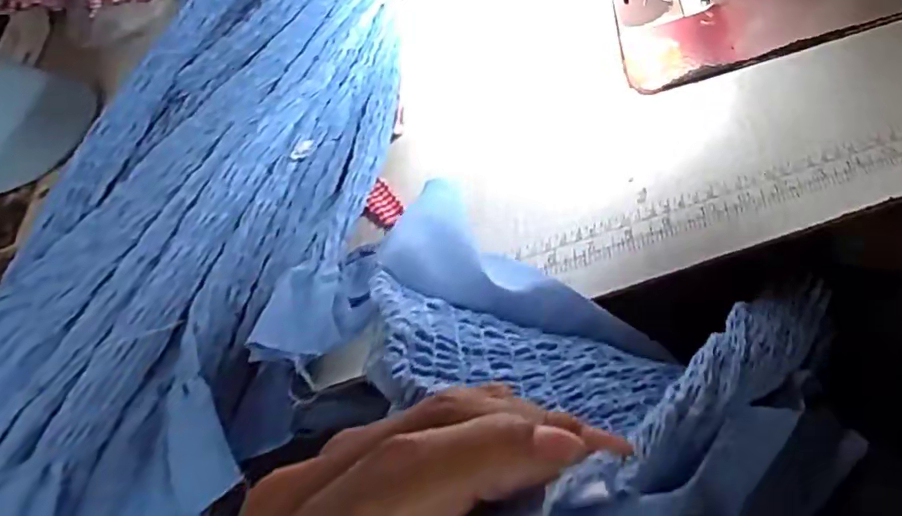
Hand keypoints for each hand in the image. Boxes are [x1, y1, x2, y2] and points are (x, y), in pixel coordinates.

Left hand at [241, 384, 633, 515]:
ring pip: (429, 412)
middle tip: (599, 444)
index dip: (501, 448)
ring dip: (509, 418)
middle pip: (433, 421)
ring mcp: (308, 474)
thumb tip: (556, 474)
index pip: (413, 465)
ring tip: (568, 437)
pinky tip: (511, 434)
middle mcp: (302, 490)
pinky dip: (473, 425)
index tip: (582, 451)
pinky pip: (413, 424)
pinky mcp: (324, 473)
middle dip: (526, 425)